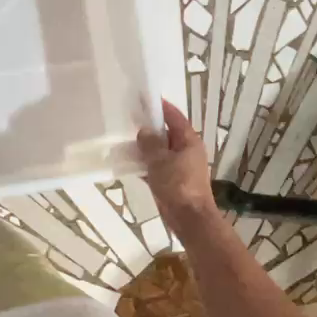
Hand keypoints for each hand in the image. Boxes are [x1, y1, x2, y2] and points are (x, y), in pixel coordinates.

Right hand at [137, 101, 218, 229]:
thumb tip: (144, 131)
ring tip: (126, 140)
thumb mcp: (160, 161)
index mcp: (189, 141)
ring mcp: (180, 167)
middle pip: (167, 133)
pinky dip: (146, 164)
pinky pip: (157, 167)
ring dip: (146, 147)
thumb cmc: (178, 185)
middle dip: (150, 128)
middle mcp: (186, 151)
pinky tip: (130, 163)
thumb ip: (150, 144)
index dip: (161, 107)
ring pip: (161, 151)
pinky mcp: (173, 181)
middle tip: (130, 119)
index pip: (175, 117)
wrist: (189, 218)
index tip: (145, 98)